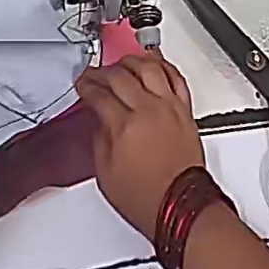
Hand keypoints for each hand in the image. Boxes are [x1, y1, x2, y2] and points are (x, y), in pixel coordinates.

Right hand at [79, 53, 203, 241]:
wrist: (180, 207)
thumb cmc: (148, 197)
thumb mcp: (106, 173)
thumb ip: (100, 138)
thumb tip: (99, 119)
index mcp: (125, 126)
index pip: (100, 94)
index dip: (86, 86)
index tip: (82, 85)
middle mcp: (148, 111)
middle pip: (120, 76)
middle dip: (101, 72)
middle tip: (94, 74)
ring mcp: (169, 107)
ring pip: (149, 68)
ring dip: (131, 61)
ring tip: (122, 63)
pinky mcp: (185, 110)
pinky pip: (175, 77)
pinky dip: (163, 66)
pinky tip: (155, 64)